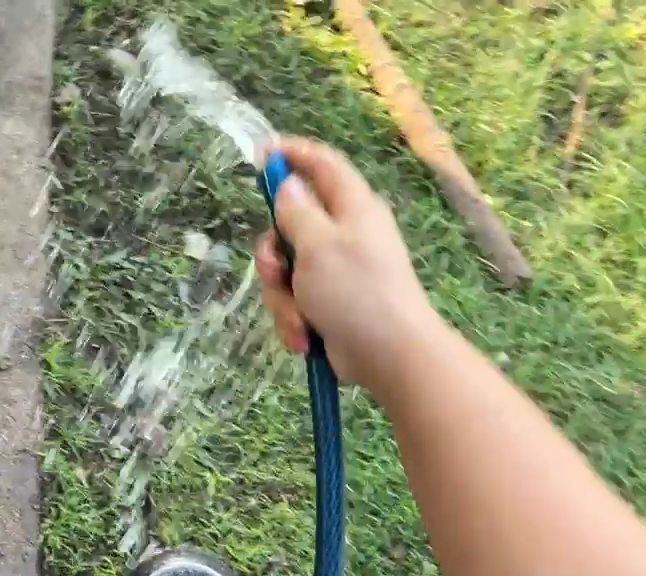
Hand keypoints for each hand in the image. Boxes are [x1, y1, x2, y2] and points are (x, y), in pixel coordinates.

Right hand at [254, 137, 444, 392]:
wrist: (386, 351)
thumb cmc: (356, 292)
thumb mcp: (319, 246)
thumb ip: (298, 214)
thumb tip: (288, 184)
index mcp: (351, 209)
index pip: (321, 166)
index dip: (291, 155)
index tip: (260, 154)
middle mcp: (343, 235)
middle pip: (288, 228)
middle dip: (272, 257)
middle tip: (275, 273)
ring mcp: (334, 271)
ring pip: (284, 273)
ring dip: (282, 300)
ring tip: (301, 320)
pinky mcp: (326, 303)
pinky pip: (292, 302)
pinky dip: (293, 321)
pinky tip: (305, 336)